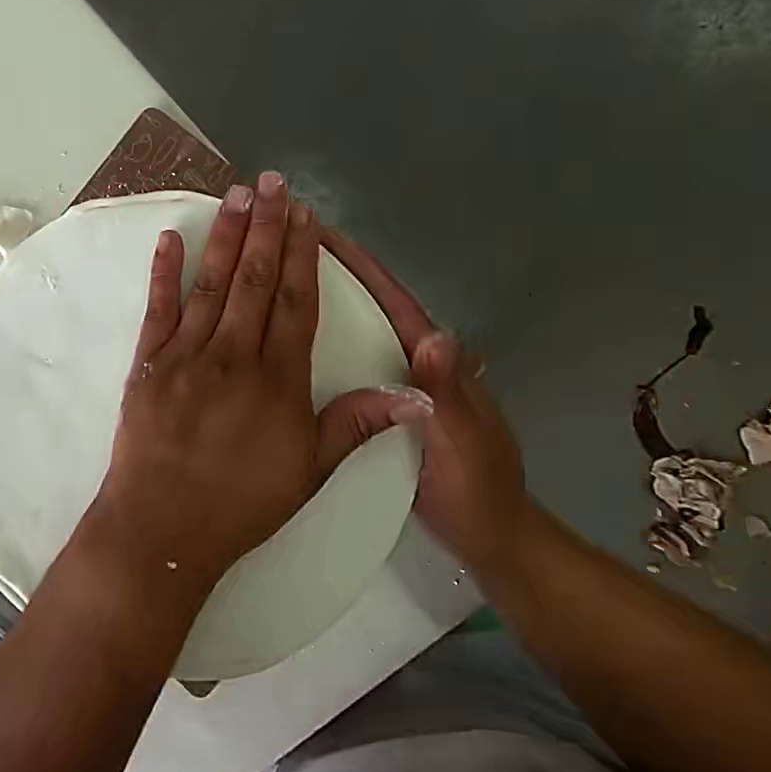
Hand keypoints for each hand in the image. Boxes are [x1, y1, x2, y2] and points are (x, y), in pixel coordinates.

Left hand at [79, 173, 414, 590]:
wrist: (162, 527)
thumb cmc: (239, 505)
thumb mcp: (308, 473)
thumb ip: (352, 426)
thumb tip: (413, 396)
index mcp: (278, 380)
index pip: (295, 303)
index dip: (301, 255)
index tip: (306, 216)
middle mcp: (233, 357)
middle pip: (254, 281)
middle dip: (266, 228)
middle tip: (273, 181)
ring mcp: (185, 358)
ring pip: (210, 286)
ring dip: (224, 237)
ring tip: (236, 195)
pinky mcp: (147, 367)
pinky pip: (157, 311)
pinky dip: (163, 273)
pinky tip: (169, 240)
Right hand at [318, 227, 529, 564]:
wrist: (488, 536)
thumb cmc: (475, 491)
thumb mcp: (461, 444)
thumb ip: (448, 395)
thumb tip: (435, 337)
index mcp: (437, 366)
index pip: (398, 306)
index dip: (365, 270)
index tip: (326, 235)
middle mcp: (419, 367)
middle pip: (377, 310)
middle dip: (340, 276)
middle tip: (291, 250)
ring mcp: (403, 387)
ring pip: (363, 335)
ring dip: (329, 306)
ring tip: (282, 287)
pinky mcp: (388, 408)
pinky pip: (354, 365)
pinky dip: (327, 346)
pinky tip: (294, 348)